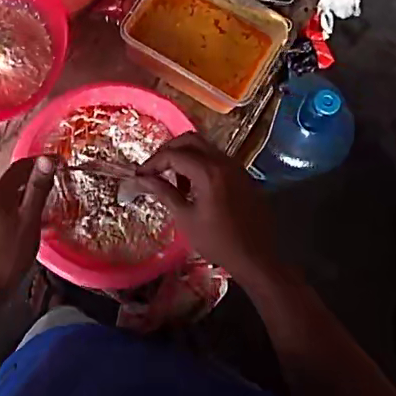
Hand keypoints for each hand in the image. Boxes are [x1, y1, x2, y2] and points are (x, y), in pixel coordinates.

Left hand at [0, 155, 55, 287]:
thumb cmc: (9, 253)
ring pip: (14, 195)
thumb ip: (38, 189)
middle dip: (38, 176)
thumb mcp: (29, 219)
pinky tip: (40, 219)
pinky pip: (11, 209)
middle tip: (62, 178)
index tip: (63, 162)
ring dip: (33, 192)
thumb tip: (47, 159)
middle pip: (16, 179)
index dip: (42, 161)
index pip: (21, 165)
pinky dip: (26, 207)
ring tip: (55, 197)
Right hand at [133, 134, 282, 278]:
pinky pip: (217, 159)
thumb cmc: (218, 241)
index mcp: (209, 172)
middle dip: (169, 151)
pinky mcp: (243, 175)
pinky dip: (201, 164)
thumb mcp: (186, 218)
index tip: (140, 176)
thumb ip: (164, 193)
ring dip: (185, 157)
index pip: (174, 154)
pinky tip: (194, 187)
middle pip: (191, 140)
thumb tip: (143, 179)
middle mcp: (224, 161)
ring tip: (174, 183)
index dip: (152, 163)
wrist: (255, 255)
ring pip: (205, 147)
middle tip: (154, 170)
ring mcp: (236, 166)